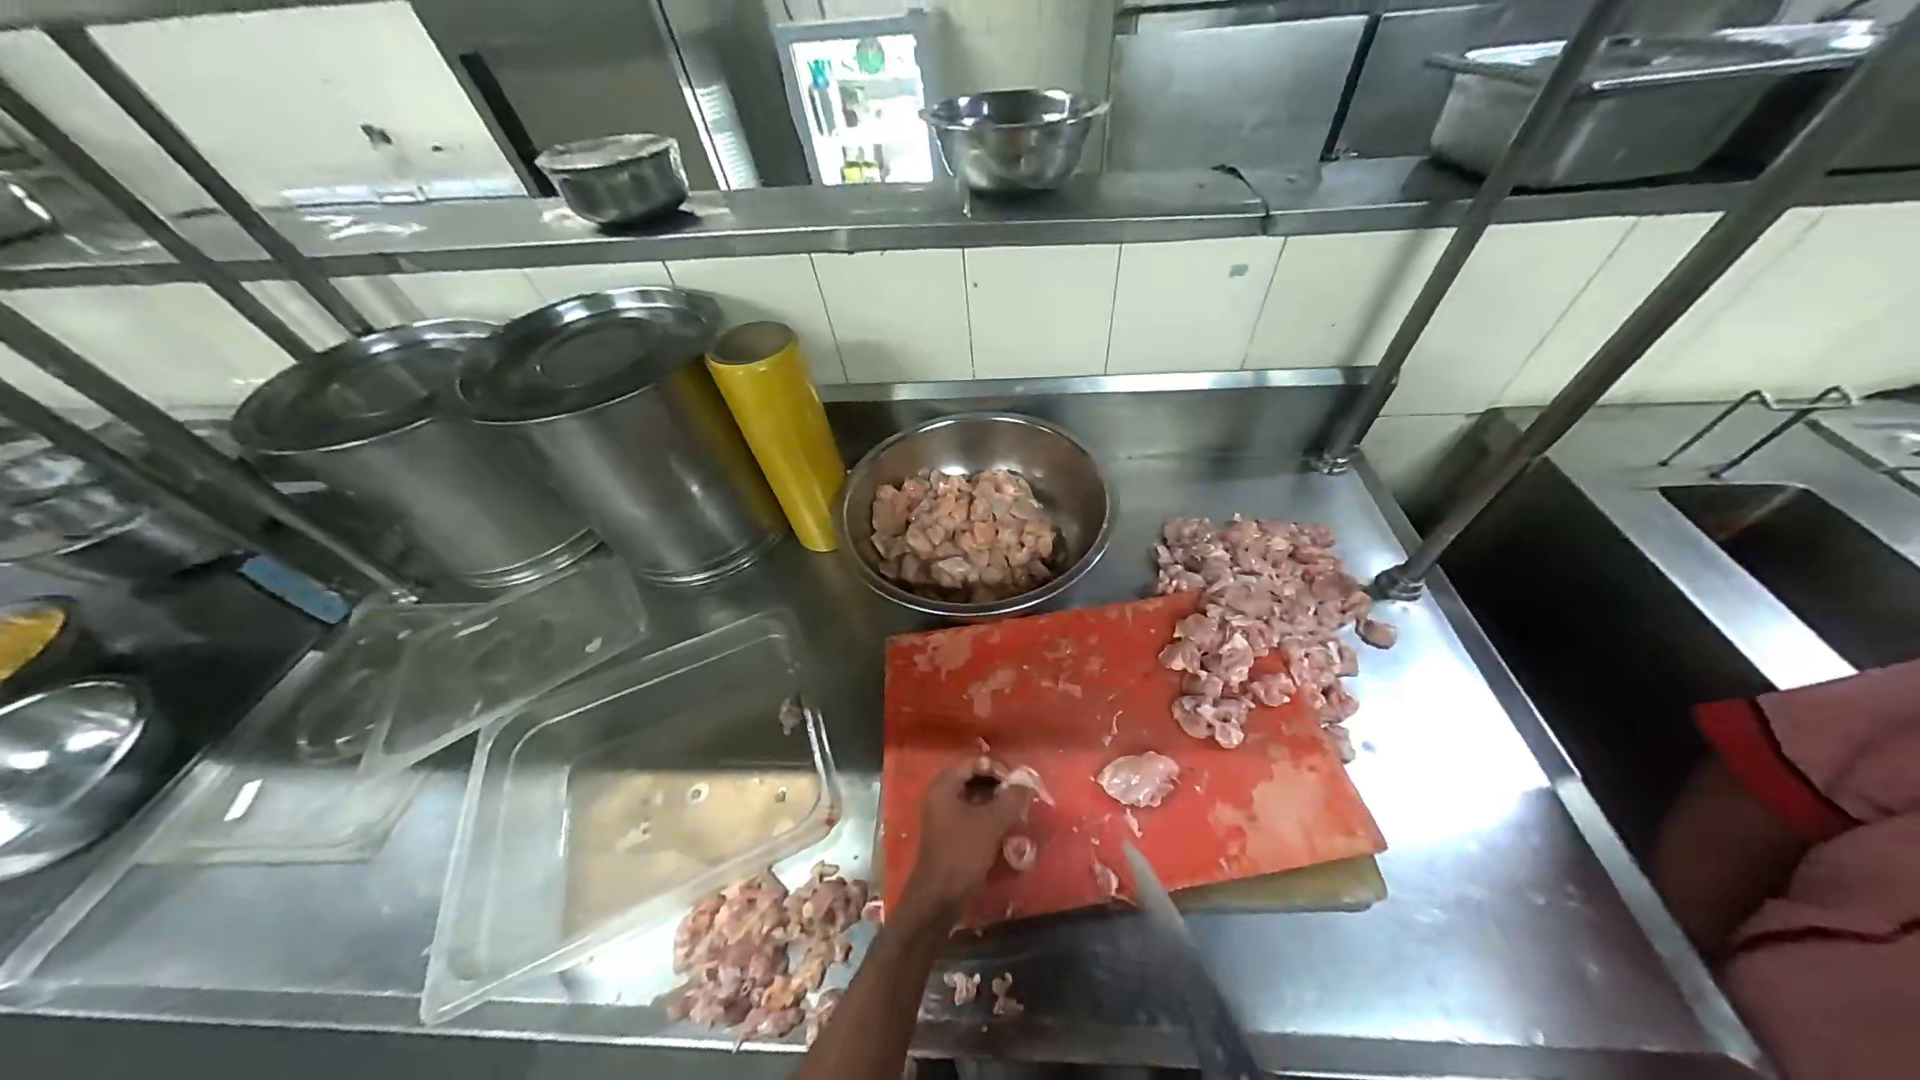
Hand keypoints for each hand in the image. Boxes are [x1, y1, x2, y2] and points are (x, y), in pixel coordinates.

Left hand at [899, 756, 1033, 929]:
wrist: (940, 896)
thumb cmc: (963, 853)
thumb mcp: (991, 823)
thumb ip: (1011, 799)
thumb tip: (1027, 784)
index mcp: (944, 786)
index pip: (973, 762)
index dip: (998, 767)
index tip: (1018, 781)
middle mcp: (940, 795)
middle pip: (973, 777)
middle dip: (998, 783)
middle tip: (1021, 793)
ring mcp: (943, 815)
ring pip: (974, 797)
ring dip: (996, 799)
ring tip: (1017, 808)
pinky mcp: (950, 832)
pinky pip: (971, 813)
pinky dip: (989, 814)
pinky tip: (1007, 824)